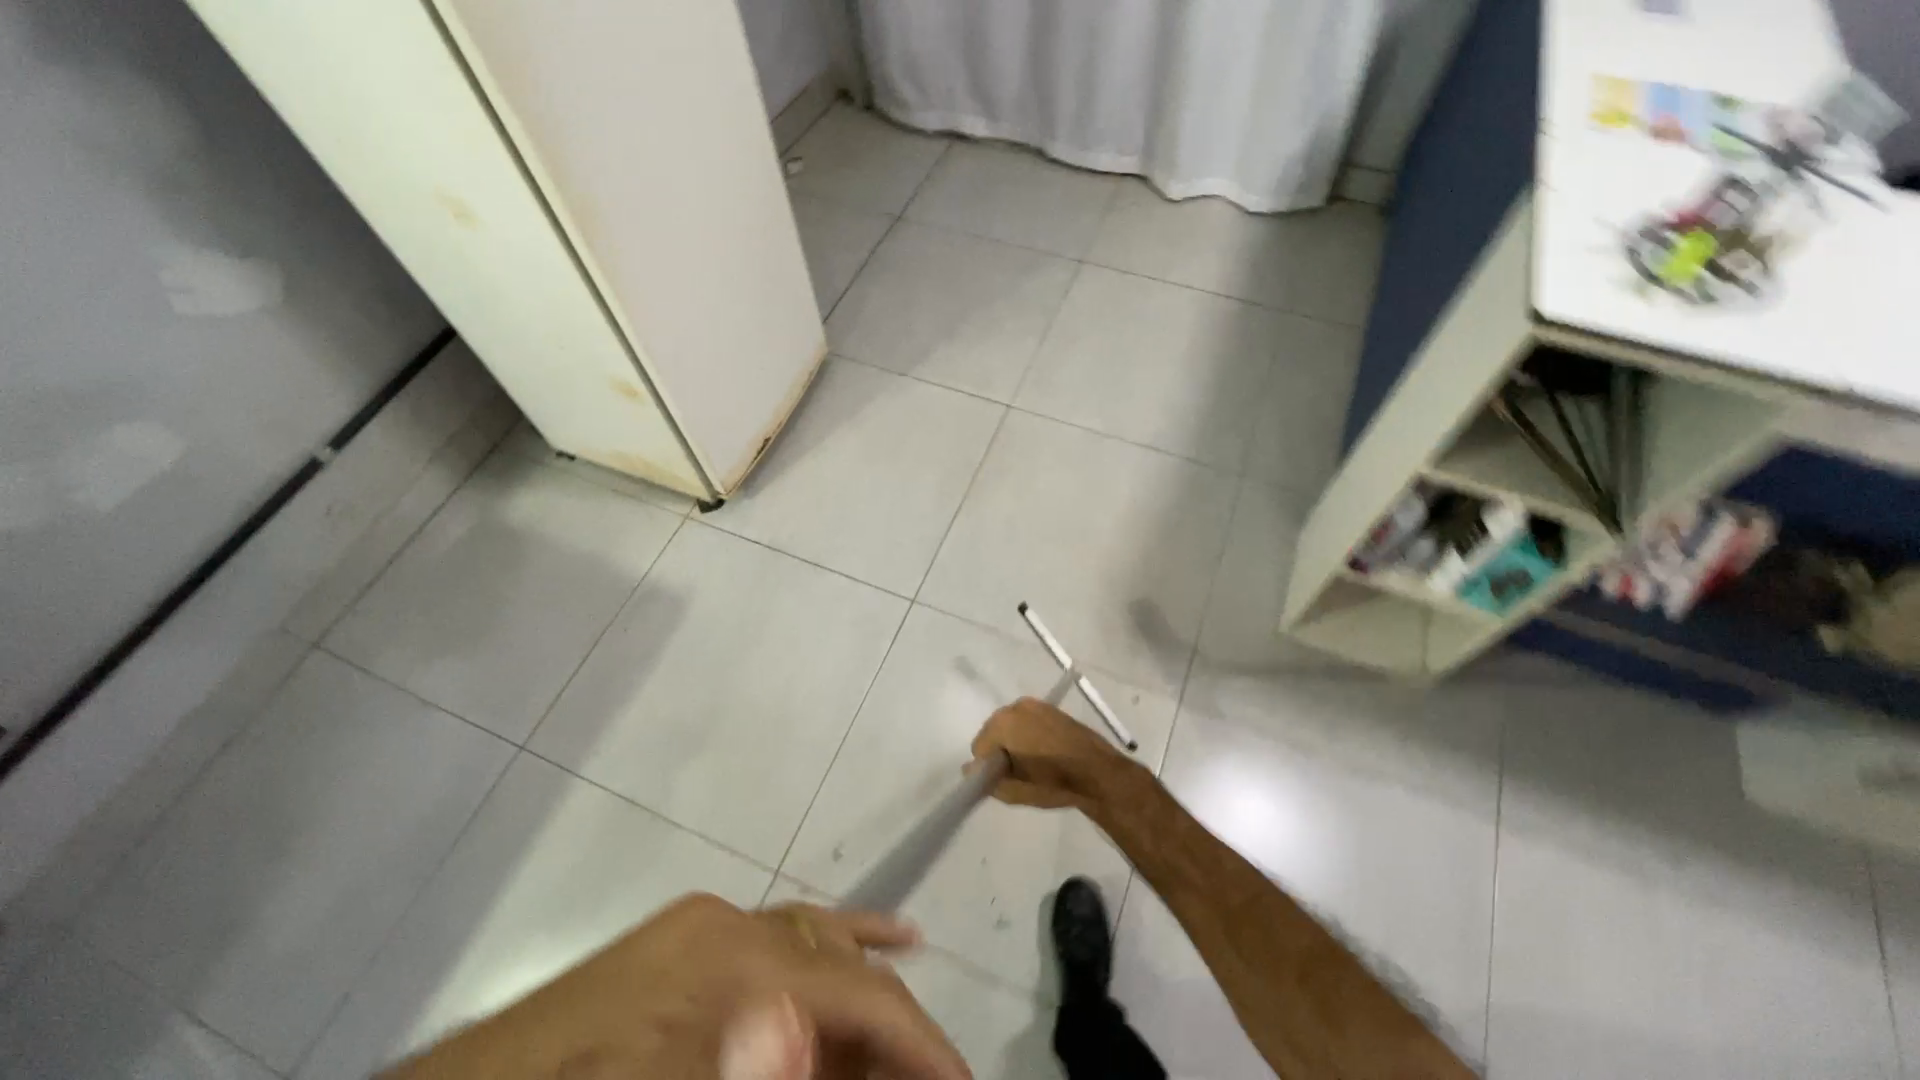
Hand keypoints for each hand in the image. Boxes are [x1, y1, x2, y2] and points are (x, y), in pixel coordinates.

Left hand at [385, 895, 968, 1079]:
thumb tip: (840, 1039)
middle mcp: (728, 924)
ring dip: (869, 992)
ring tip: (918, 1037)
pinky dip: (834, 941)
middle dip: (893, 1031)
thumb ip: (768, 1066)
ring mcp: (705, 924)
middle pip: (843, 969)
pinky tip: (884, 935)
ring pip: (820, 944)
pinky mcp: (684, 937)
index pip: (859, 995)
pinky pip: (781, 932)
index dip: (921, 1045)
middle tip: (930, 1073)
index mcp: (734, 960)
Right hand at [968, 697, 1140, 812]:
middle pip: (995, 732)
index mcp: (1002, 723)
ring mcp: (1037, 705)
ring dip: (1016, 742)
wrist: (1098, 773)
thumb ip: (987, 781)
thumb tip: (970, 769)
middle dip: (1001, 750)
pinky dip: (1031, 735)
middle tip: (1019, 773)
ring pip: (1013, 726)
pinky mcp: (1053, 709)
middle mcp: (1016, 706)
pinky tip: (1046, 753)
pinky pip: (1030, 723)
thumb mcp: (1014, 792)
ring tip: (1035, 764)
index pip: (980, 747)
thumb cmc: (1053, 783)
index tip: (1005, 780)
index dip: (989, 767)